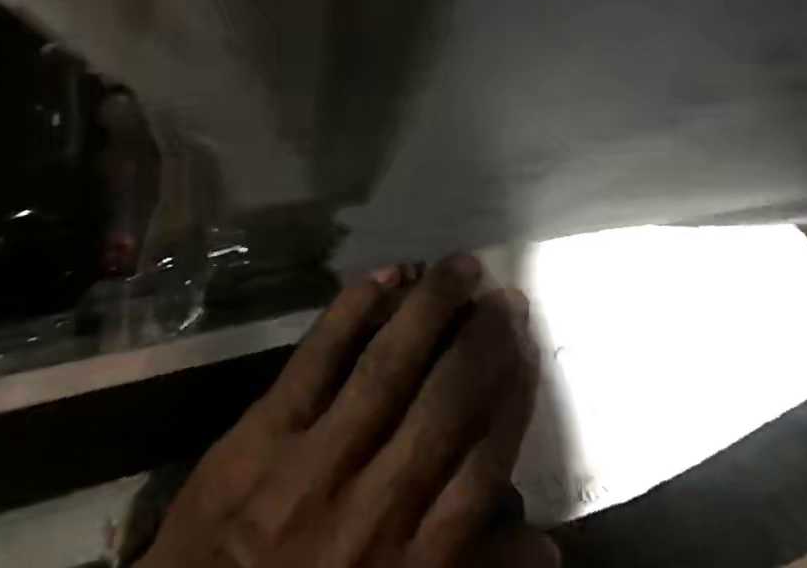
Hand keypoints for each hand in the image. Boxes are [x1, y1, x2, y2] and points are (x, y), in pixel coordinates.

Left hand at [139, 256, 554, 567]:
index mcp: (414, 561)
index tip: (527, 348)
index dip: (513, 395)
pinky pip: (316, 360)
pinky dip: (352, 313)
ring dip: (431, 309)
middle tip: (507, 296)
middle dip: (484, 341)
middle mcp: (374, 505)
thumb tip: (546, 542)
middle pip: (446, 402)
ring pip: (389, 368)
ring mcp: (313, 463)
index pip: (484, 461)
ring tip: (462, 268)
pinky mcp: (261, 434)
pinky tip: (385, 277)